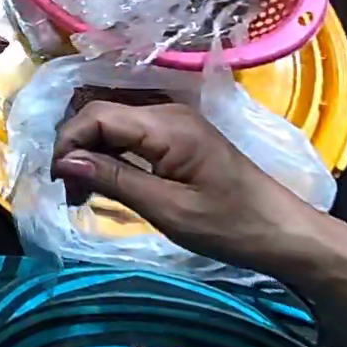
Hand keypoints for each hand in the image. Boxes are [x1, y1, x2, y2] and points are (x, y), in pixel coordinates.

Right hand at [52, 102, 339, 278]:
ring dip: (88, 151)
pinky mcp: (173, 135)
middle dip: (74, 147)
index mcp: (165, 124)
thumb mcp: (169, 211)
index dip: (68, 142)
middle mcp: (164, 111)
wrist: (288, 235)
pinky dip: (107, 154)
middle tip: (67, 189)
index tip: (58, 180)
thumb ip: (114, 180)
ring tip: (80, 189)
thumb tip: (63, 162)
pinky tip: (102, 180)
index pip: (96, 115)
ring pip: (109, 123)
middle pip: (99, 114)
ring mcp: (169, 120)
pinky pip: (126, 134)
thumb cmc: (232, 226)